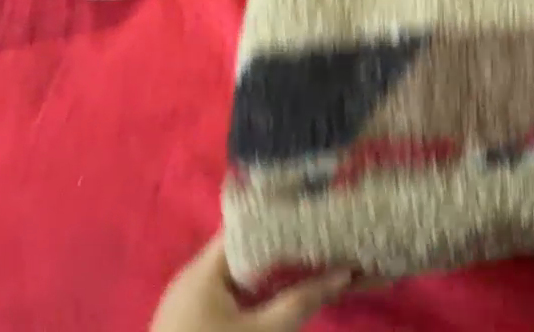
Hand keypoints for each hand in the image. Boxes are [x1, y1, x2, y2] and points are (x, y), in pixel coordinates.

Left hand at [151, 233, 351, 331]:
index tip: (316, 213)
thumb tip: (345, 273)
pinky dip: (254, 289)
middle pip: (243, 246)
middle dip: (282, 243)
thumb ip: (302, 301)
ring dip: (270, 268)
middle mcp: (192, 277)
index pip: (246, 224)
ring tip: (309, 258)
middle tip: (321, 236)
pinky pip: (228, 292)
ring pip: (237, 271)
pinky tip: (280, 293)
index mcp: (203, 270)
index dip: (282, 216)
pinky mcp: (190, 322)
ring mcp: (188, 301)